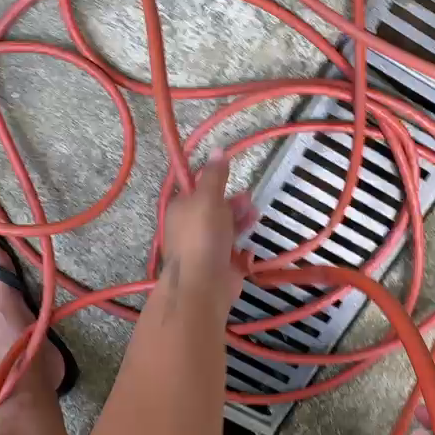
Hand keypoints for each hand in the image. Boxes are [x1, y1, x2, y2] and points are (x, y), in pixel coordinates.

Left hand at [158, 156, 253, 294]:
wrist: (203, 285)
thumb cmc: (202, 236)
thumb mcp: (208, 198)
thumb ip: (214, 175)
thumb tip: (217, 149)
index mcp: (180, 208)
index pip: (196, 189)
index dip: (214, 182)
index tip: (231, 177)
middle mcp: (189, 226)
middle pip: (213, 207)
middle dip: (232, 200)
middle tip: (248, 199)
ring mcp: (204, 246)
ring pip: (225, 226)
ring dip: (240, 218)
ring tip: (254, 216)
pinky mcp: (219, 262)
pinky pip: (232, 246)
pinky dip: (242, 239)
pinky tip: (251, 238)